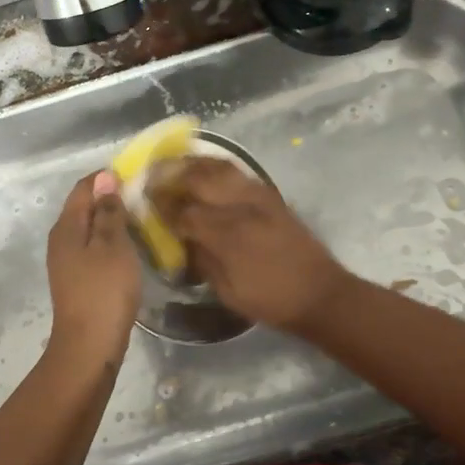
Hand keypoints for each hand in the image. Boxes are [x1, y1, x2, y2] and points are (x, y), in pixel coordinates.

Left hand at [46, 170, 140, 362]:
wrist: (90, 345)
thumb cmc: (103, 291)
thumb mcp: (112, 246)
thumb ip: (108, 212)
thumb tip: (104, 179)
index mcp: (67, 226)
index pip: (84, 187)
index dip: (108, 178)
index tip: (138, 176)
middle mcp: (61, 240)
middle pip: (84, 207)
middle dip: (111, 198)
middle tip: (145, 197)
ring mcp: (67, 261)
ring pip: (90, 229)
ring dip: (113, 222)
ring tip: (142, 221)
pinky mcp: (78, 279)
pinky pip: (94, 248)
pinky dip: (111, 242)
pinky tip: (130, 249)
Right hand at [150, 158, 350, 331]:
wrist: (320, 293)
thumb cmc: (270, 300)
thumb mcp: (227, 291)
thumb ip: (202, 260)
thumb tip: (182, 238)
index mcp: (228, 236)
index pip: (184, 212)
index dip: (161, 206)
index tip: (144, 201)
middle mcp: (242, 208)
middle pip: (198, 178)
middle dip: (171, 176)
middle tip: (152, 178)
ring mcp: (259, 197)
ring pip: (219, 167)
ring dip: (192, 164)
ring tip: (174, 165)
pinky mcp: (272, 195)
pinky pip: (238, 171)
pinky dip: (216, 166)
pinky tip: (205, 170)